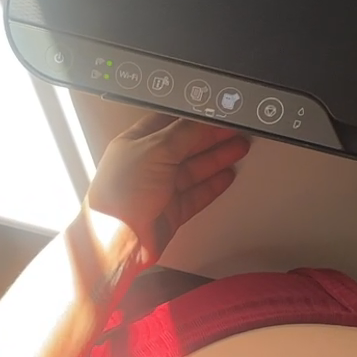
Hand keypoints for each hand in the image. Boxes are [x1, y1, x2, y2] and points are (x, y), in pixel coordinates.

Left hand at [85, 114, 250, 262]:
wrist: (117, 241)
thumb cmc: (120, 196)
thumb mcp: (154, 150)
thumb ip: (182, 132)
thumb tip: (202, 119)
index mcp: (137, 143)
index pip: (170, 122)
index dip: (195, 118)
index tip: (218, 115)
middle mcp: (148, 165)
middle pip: (186, 145)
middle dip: (212, 137)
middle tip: (235, 130)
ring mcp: (160, 189)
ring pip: (194, 169)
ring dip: (217, 158)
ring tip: (239, 148)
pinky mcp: (170, 212)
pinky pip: (197, 194)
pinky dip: (213, 185)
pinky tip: (226, 176)